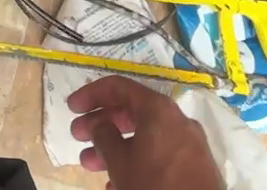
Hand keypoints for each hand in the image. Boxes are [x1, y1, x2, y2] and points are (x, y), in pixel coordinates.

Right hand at [67, 76, 221, 189]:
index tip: (71, 108)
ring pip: (144, 137)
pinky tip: (117, 182)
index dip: (90, 94)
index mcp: (158, 109)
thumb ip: (103, 136)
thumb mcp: (120, 161)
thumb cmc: (154, 185)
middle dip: (101, 124)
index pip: (118, 87)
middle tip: (77, 136)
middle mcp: (176, 120)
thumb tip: (100, 125)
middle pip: (131, 112)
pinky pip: (158, 156)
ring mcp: (189, 145)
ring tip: (90, 164)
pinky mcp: (195, 169)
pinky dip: (136, 161)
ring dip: (115, 147)